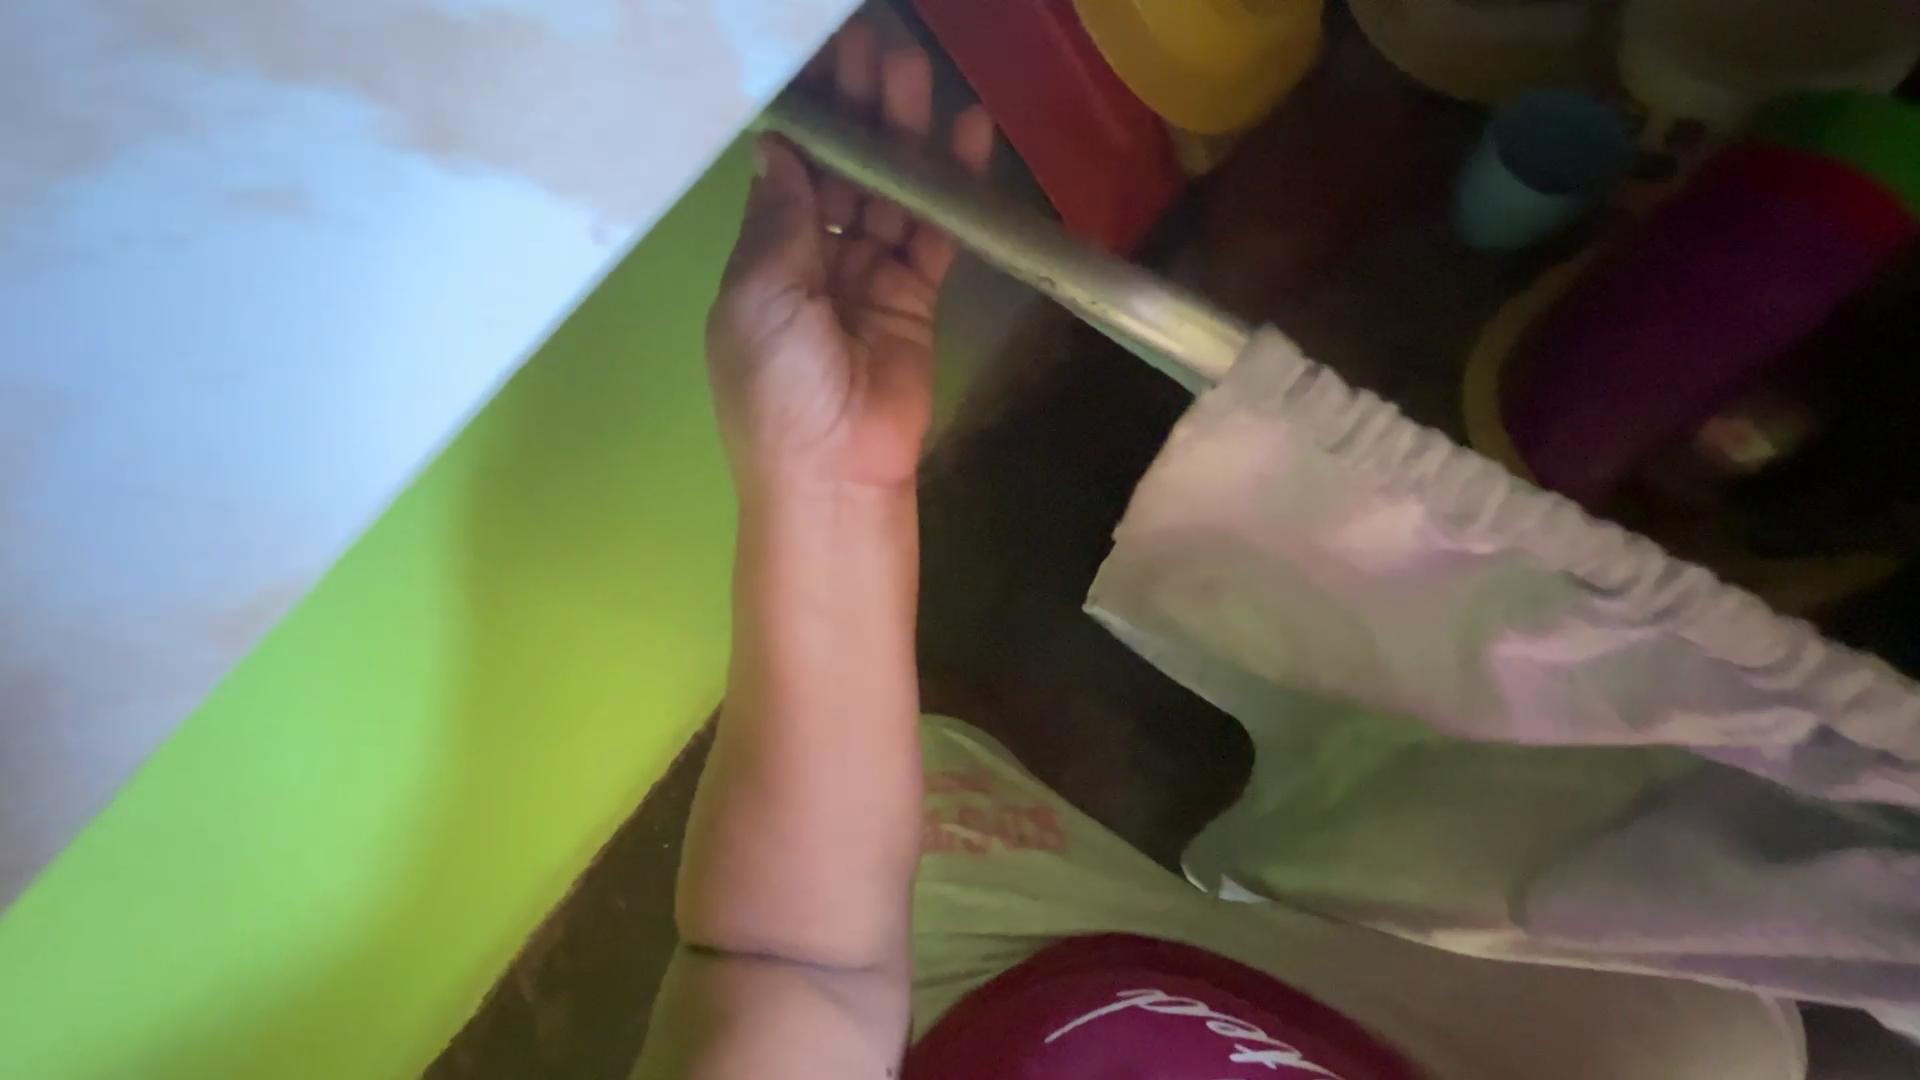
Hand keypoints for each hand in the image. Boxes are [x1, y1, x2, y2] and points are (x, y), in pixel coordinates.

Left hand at [706, 23, 993, 498]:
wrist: (836, 470)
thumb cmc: (779, 386)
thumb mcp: (759, 296)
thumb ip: (777, 220)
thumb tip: (777, 147)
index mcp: (765, 260)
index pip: (789, 172)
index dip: (808, 118)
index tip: (824, 61)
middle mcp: (816, 263)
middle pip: (842, 175)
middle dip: (858, 116)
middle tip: (879, 50)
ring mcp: (870, 281)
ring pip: (891, 197)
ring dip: (904, 141)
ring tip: (917, 75)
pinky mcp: (917, 301)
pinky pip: (934, 236)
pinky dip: (949, 194)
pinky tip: (965, 139)